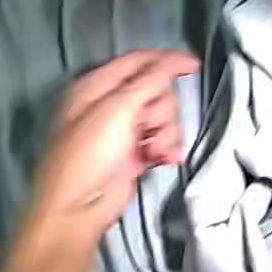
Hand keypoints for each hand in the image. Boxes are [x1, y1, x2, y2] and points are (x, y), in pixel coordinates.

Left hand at [25, 50, 199, 248]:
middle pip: (156, 91)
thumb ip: (149, 81)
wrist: (77, 210)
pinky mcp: (135, 154)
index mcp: (97, 86)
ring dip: (166, 133)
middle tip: (151, 125)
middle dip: (163, 108)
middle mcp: (110, 105)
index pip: (139, 62)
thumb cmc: (88, 156)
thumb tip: (174, 60)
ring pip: (163, 118)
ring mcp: (123, 131)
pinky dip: (167, 148)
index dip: (167, 61)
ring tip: (156, 150)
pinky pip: (162, 141)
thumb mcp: (118, 110)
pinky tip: (164, 158)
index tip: (194, 66)